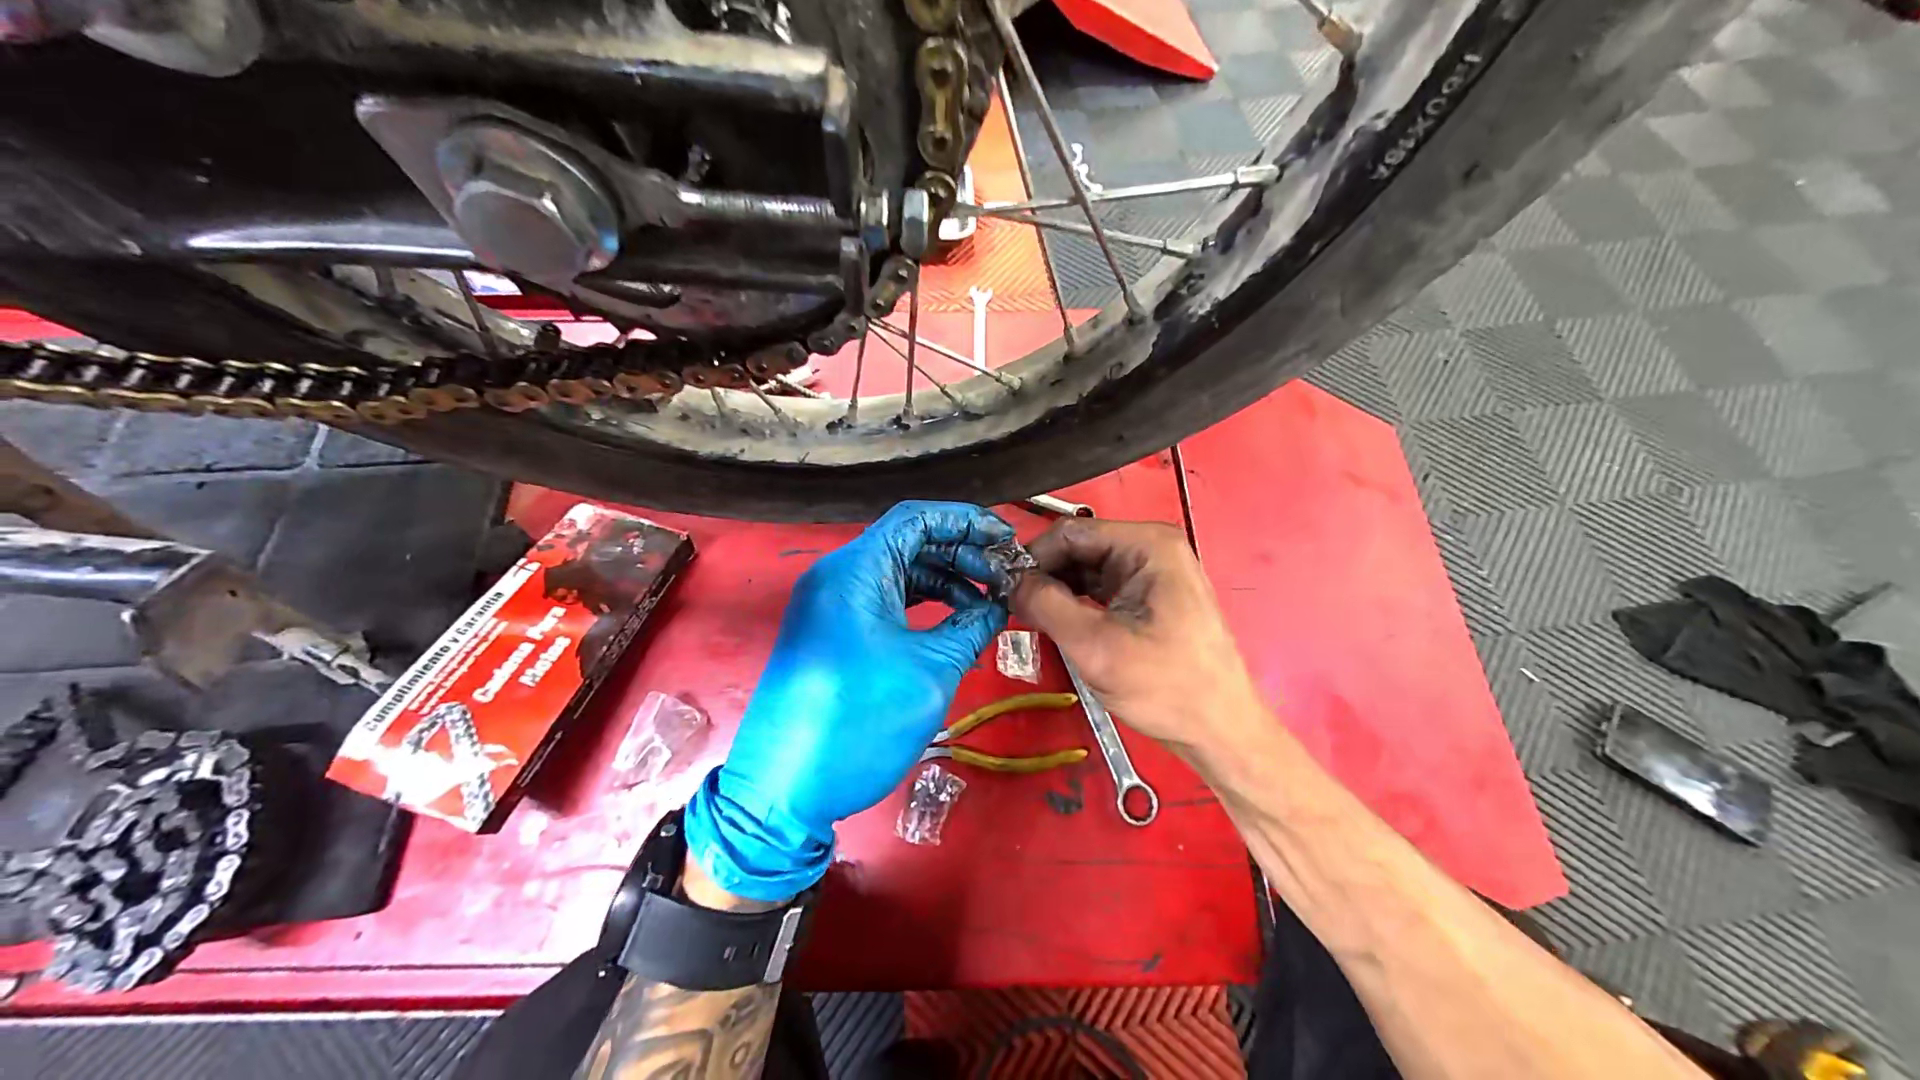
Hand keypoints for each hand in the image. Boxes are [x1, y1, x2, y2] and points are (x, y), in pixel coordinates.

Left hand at [684, 501, 1013, 901]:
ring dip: (942, 580)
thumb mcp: (929, 672)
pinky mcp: (832, 630)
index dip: (965, 521)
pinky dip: (919, 603)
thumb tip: (999, 604)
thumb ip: (971, 628)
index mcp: (854, 571)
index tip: (1005, 538)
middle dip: (959, 552)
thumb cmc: (858, 722)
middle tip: (1002, 575)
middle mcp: (837, 576)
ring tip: (985, 602)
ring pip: (896, 571)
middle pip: (907, 542)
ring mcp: (830, 603)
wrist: (785, 787)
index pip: (915, 518)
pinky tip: (954, 621)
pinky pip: (882, 599)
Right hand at [1010, 519, 1261, 757]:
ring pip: (1086, 570)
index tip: (1003, 589)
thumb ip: (1045, 605)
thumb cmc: (1167, 687)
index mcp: (1147, 545)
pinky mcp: (1150, 597)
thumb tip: (1008, 582)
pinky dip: (1075, 604)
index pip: (1069, 532)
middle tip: (1013, 609)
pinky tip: (1057, 625)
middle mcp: (1151, 549)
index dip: (1031, 558)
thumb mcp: (1095, 645)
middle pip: (1078, 548)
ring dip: (1056, 591)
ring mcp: (1153, 573)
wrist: (1220, 731)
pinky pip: (1100, 589)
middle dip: (1042, 576)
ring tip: (1030, 620)